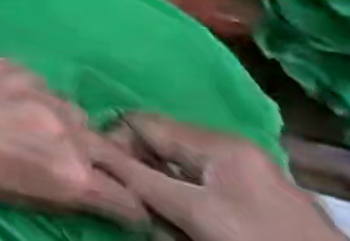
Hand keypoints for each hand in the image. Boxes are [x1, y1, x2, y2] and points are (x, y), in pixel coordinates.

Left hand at [0, 56, 146, 225]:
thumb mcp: (12, 194)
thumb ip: (61, 194)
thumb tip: (92, 197)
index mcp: (68, 170)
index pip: (128, 197)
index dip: (127, 205)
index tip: (121, 206)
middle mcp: (63, 126)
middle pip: (107, 149)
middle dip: (100, 161)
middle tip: (75, 164)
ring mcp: (36, 87)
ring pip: (72, 110)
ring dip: (64, 123)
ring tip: (34, 128)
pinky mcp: (9, 61)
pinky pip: (37, 82)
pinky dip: (31, 94)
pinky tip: (5, 100)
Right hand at [97, 114, 344, 240]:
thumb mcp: (198, 214)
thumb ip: (142, 181)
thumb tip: (90, 150)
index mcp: (218, 141)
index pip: (144, 123)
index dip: (116, 143)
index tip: (101, 174)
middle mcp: (230, 148)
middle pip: (163, 146)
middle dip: (141, 172)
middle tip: (132, 204)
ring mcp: (247, 176)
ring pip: (181, 171)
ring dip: (161, 191)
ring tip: (159, 220)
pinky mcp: (259, 204)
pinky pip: (203, 189)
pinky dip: (185, 203)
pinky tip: (184, 226)